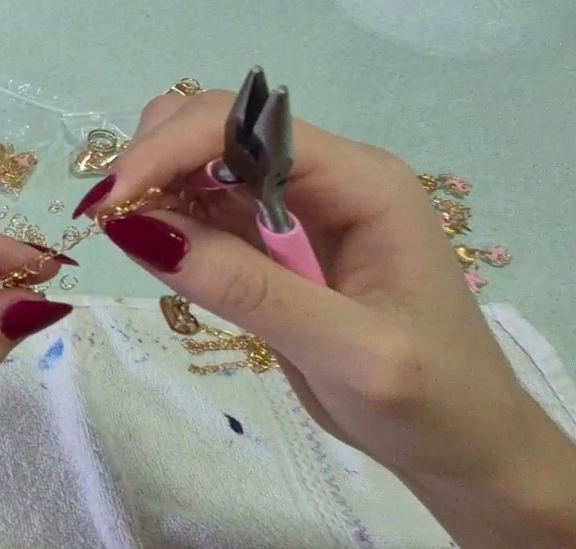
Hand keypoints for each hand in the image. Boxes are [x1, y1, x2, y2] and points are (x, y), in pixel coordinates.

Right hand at [83, 89, 575, 547]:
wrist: (464, 450)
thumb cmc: (431, 402)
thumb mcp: (348, 351)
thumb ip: (245, 287)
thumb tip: (134, 229)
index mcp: (357, 180)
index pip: (237, 126)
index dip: (164, 151)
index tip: (110, 205)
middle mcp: (317, 173)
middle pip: (204, 124)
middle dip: (148, 160)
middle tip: (112, 221)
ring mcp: (285, 198)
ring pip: (187, 155)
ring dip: (146, 185)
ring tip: (130, 237)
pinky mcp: (258, 228)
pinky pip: (189, 197)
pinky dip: (156, 212)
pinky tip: (156, 249)